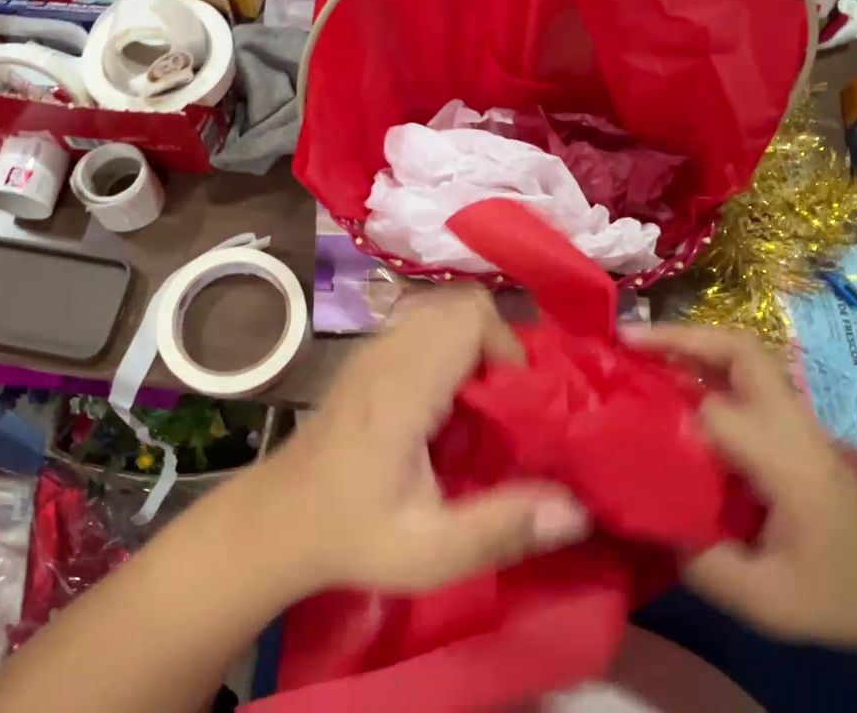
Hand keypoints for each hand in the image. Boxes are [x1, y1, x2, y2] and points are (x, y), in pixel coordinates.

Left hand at [239, 289, 591, 594]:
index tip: (519, 402)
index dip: (507, 347)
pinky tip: (448, 407)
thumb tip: (579, 509)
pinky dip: (448, 349)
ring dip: (473, 345)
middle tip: (507, 403)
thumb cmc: (352, 534)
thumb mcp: (432, 551)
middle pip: (458, 305)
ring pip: (439, 312)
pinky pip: (421, 329)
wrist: (277, 521)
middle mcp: (386, 354)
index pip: (468, 317)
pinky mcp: (365, 361)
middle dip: (497, 344)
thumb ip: (503, 527)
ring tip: (482, 405)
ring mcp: (371, 352)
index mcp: (403, 387)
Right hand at [624, 325, 856, 648]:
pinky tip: (672, 386)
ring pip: (745, 358)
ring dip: (692, 346)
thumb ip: (702, 562)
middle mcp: (792, 426)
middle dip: (682, 336)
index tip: (617, 404)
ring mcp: (796, 422)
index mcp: (786, 461)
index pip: (718, 411)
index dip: (666, 404)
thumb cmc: (838, 594)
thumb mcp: (766, 600)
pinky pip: (746, 381)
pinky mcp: (792, 430)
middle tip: (627, 342)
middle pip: (742, 351)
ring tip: (640, 353)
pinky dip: (704, 367)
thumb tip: (644, 519)